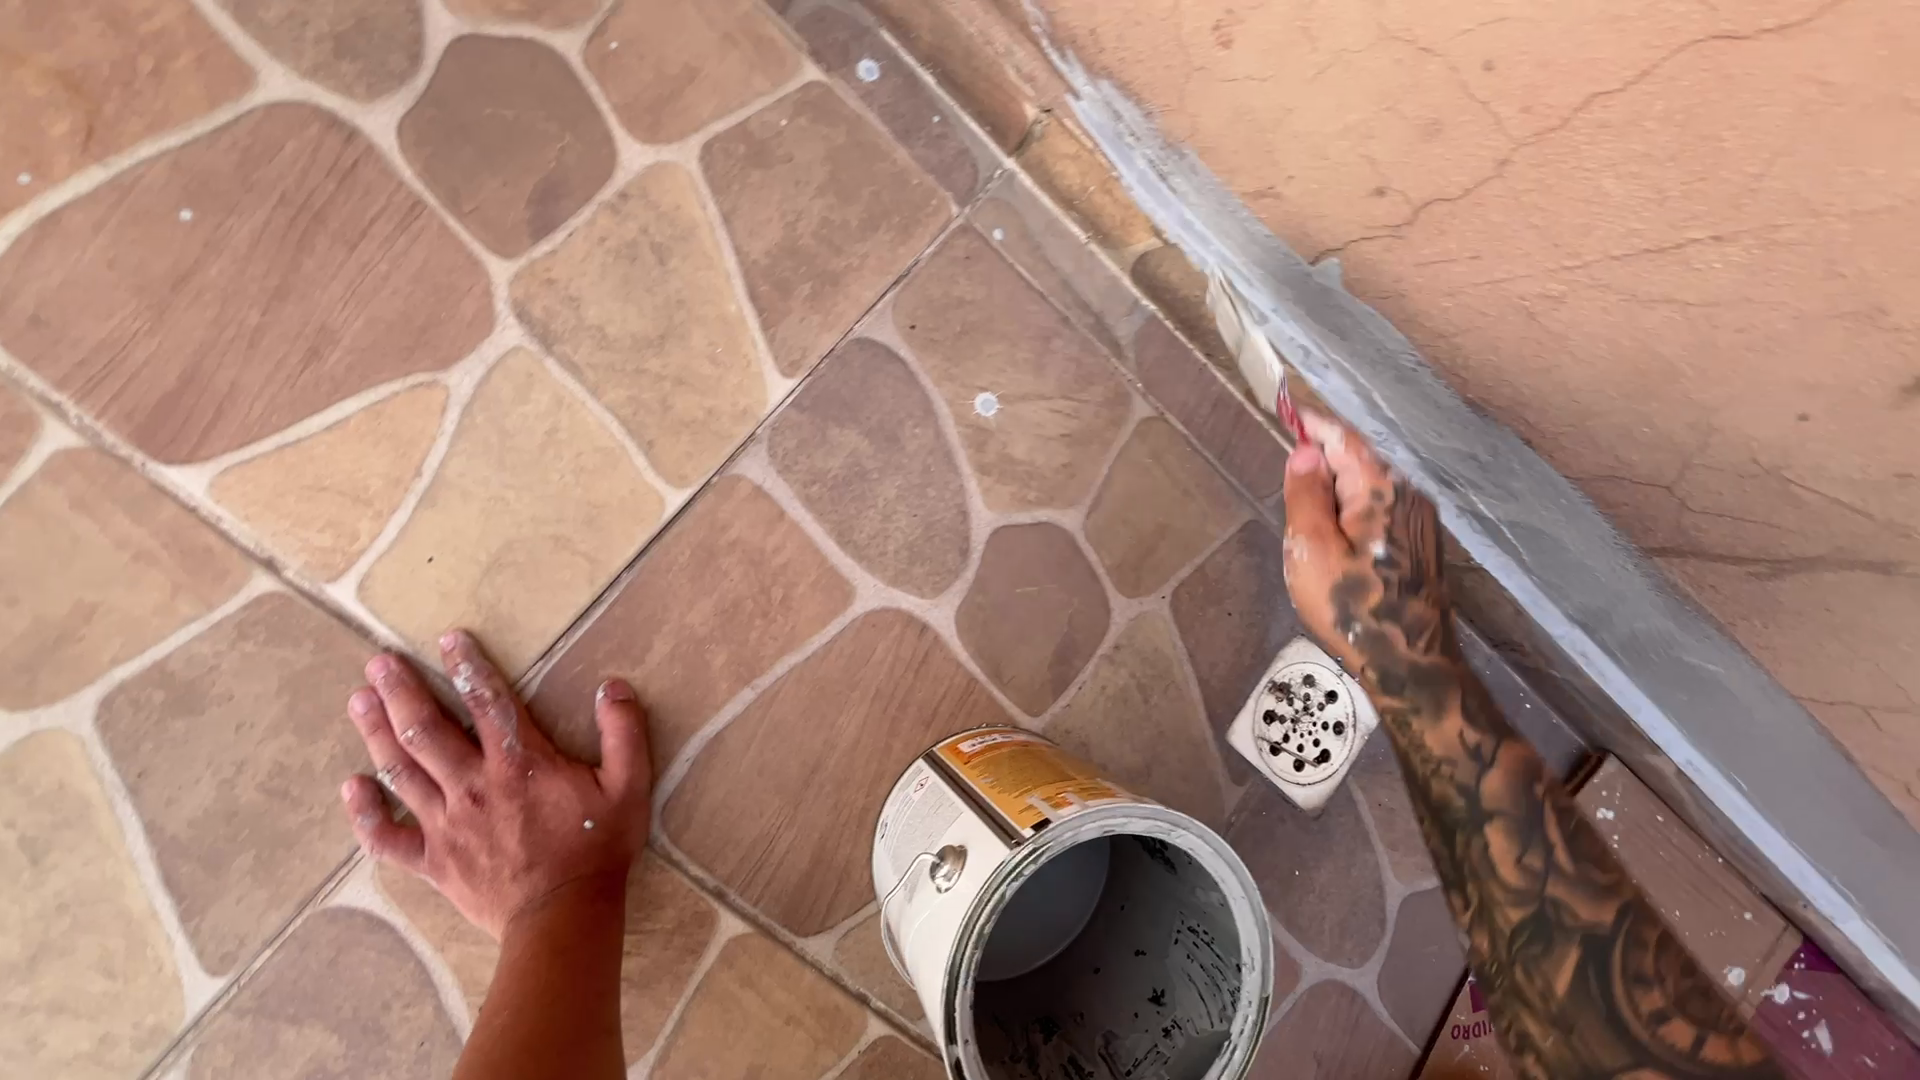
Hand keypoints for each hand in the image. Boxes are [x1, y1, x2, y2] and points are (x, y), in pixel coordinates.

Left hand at [339, 630, 650, 939]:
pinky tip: (349, 787)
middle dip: (403, 691)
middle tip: (378, 661)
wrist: (563, 915)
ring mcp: (446, 823)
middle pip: (427, 730)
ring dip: (376, 733)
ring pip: (401, 771)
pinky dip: (363, 813)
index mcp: (520, 763)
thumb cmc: (598, 846)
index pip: (489, 702)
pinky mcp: (433, 860)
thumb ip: (624, 732)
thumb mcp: (629, 785)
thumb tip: (612, 687)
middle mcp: (474, 785)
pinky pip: (387, 836)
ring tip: (358, 700)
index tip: (448, 638)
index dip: (469, 667)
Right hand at [1280, 409, 1452, 688]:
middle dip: (1325, 451)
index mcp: (1378, 489)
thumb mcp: (1310, 549)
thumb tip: (1305, 452)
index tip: (1289, 406)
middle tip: (1291, 452)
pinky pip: (1381, 505)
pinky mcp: (1422, 542)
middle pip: (1360, 459)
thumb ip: (1306, 496)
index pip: (1343, 439)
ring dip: (1339, 480)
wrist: (1409, 660)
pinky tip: (1337, 523)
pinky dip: (1354, 502)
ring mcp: (1420, 519)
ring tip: (1308, 491)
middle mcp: (1407, 494)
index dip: (1314, 422)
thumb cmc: (1350, 604)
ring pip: (1371, 484)